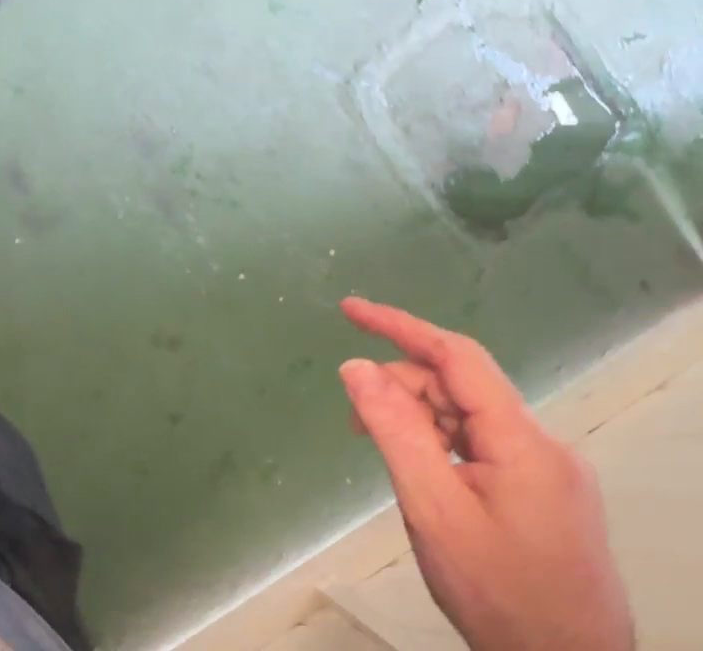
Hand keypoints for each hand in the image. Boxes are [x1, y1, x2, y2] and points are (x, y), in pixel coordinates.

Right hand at [339, 297, 632, 650]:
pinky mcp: (543, 493)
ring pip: (465, 416)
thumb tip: (355, 366)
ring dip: (415, 420)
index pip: (458, 358)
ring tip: (384, 457)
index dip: (400, 326)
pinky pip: (479, 444)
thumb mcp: (432, 507)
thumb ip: (395, 431)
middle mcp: (545, 447)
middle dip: (399, 389)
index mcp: (524, 444)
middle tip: (356, 427)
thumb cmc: (497, 587)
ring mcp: (548, 471)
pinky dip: (436, 443)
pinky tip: (419, 471)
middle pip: (458, 387)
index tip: (347, 309)